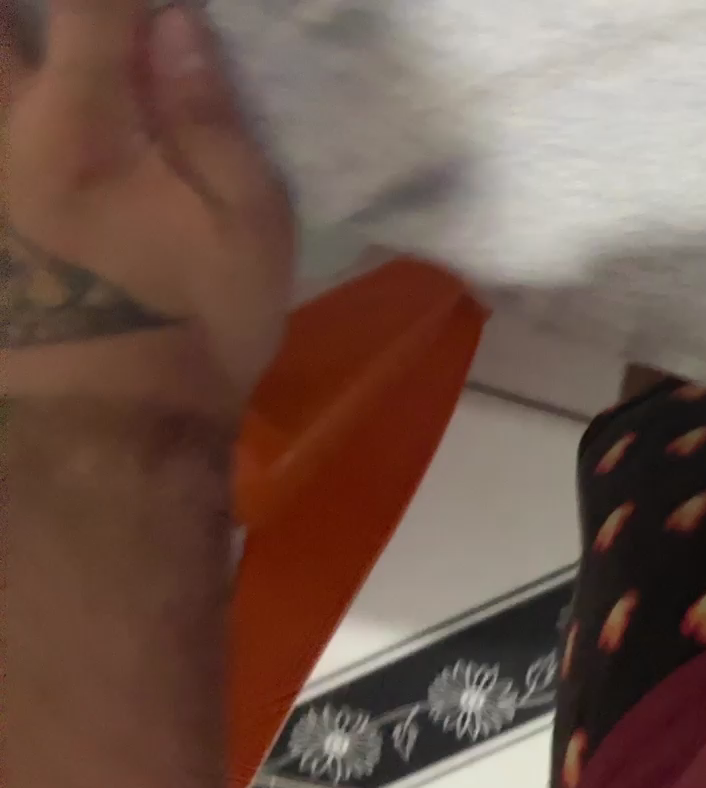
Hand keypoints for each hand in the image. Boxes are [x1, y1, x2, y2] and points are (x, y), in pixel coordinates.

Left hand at [2, 0, 292, 417]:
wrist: (114, 400)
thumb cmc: (203, 316)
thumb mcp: (250, 231)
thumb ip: (214, 127)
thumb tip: (182, 25)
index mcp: (84, 125)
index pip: (94, 8)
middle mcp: (0, 115)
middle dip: (50, 10)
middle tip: (99, 21)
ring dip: (14, 40)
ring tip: (58, 48)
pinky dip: (7, 78)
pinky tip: (25, 79)